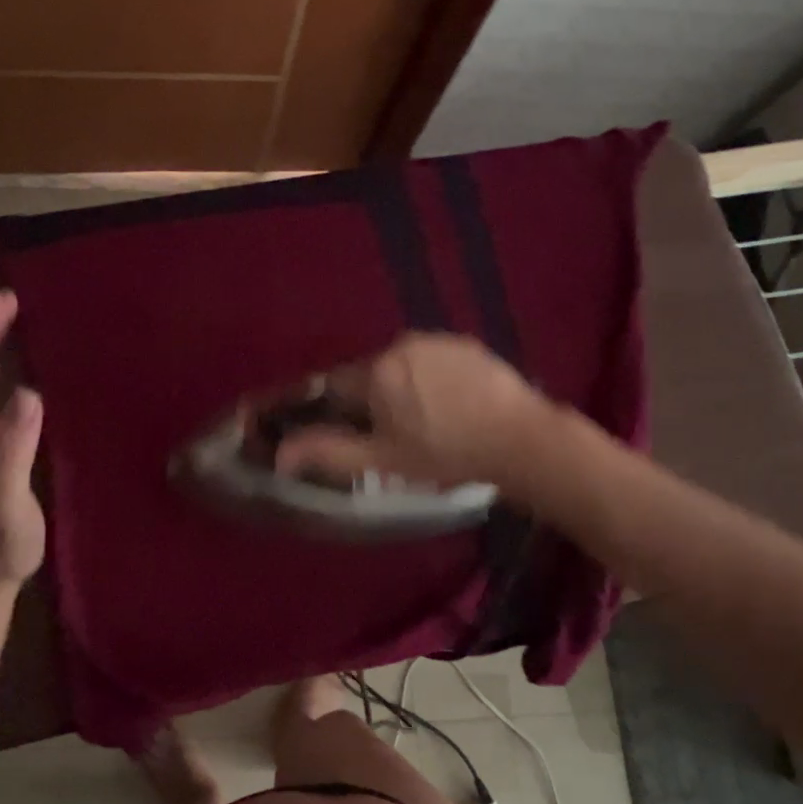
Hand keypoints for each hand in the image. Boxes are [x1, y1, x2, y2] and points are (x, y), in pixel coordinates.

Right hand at [275, 333, 555, 488]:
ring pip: (403, 366)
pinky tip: (456, 408)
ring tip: (434, 424)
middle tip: (401, 438)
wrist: (522, 441)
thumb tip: (280, 454)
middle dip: (378, 401)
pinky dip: (435, 380)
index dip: (345, 413)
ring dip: (407, 388)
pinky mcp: (467, 345)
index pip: (338, 387)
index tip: (363, 435)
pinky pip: (435, 361)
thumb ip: (329, 452)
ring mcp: (438, 341)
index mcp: (376, 372)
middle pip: (372, 375)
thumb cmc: (446, 454)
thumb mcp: (383, 462)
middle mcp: (401, 345)